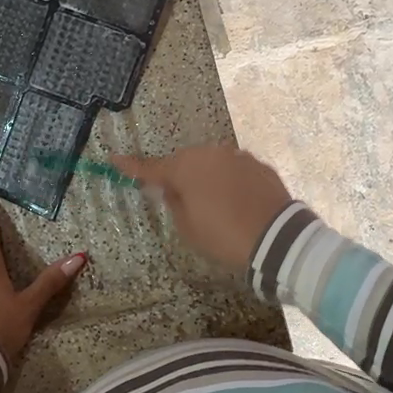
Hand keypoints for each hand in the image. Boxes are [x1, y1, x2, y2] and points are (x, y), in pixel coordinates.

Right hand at [114, 145, 292, 271]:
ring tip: (215, 205)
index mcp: (185, 168)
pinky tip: (237, 203)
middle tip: (181, 201)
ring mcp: (236, 156)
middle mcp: (209, 154)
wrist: (278, 238)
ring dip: (207, 178)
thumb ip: (174, 203)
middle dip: (180, 177)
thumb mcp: (188, 228)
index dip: (130, 166)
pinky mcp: (258, 164)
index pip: (150, 168)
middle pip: (185, 163)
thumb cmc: (224, 236)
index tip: (113, 158)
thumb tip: (170, 189)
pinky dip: (230, 182)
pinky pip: (234, 170)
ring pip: (211, 164)